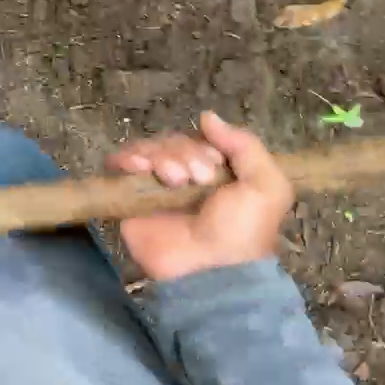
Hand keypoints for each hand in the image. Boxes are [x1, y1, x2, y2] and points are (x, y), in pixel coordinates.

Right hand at [105, 112, 293, 282]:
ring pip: (145, 149)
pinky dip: (125, 158)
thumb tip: (206, 116)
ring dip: (157, 156)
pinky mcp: (128, 197)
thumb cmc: (241, 230)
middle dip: (181, 154)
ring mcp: (153, 186)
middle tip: (193, 180)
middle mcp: (182, 175)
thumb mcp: (266, 186)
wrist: (207, 268)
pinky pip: (118, 164)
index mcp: (215, 172)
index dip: (201, 146)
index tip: (211, 167)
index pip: (197, 139)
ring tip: (170, 180)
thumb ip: (245, 146)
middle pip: (170, 141)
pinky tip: (137, 168)